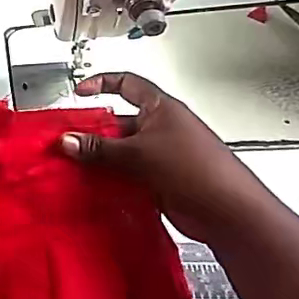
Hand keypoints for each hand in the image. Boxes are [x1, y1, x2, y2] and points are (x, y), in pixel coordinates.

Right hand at [59, 72, 283, 243]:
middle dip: (93, 130)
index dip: (101, 83)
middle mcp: (161, 128)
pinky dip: (109, 176)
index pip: (126, 84)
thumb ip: (98, 147)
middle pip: (117, 121)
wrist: (230, 215)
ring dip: (99, 157)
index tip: (80, 91)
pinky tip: (94, 183)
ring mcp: (160, 155)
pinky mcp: (159, 179)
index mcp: (161, 109)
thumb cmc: (198, 170)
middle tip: (70, 138)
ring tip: (77, 163)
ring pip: (120, 150)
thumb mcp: (138, 153)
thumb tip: (68, 141)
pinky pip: (126, 172)